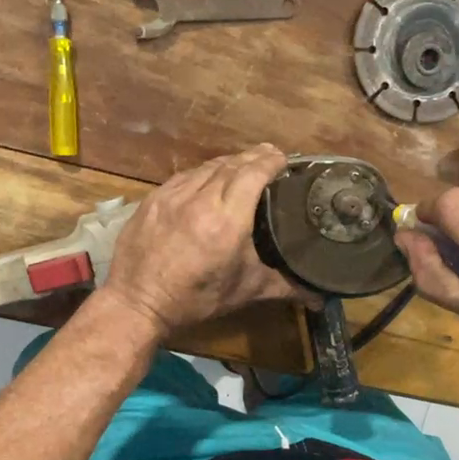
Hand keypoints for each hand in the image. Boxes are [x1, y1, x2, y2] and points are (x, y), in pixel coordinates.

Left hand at [98, 144, 303, 337]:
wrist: (137, 303)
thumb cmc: (196, 299)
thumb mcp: (245, 291)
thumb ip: (285, 287)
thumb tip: (320, 298)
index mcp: (228, 220)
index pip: (253, 173)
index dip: (271, 161)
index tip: (284, 160)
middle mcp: (201, 200)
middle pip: (232, 165)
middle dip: (253, 158)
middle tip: (270, 157)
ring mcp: (173, 196)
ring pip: (207, 167)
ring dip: (228, 163)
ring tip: (243, 165)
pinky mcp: (154, 199)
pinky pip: (184, 177)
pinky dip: (202, 173)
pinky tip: (208, 179)